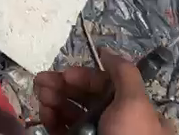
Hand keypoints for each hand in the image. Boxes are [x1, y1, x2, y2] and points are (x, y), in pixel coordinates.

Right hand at [34, 51, 161, 134]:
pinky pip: (61, 128)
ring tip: (41, 100)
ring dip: (51, 100)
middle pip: (84, 96)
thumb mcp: (136, 106)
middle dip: (60, 86)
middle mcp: (117, 125)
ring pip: (70, 110)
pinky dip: (50, 119)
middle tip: (42, 84)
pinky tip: (44, 116)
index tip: (65, 76)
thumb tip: (107, 51)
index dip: (83, 76)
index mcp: (137, 115)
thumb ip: (124, 74)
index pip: (105, 85)